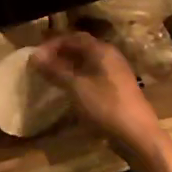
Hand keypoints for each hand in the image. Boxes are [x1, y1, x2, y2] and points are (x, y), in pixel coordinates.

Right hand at [31, 34, 165, 156]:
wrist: (137, 133)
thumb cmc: (105, 106)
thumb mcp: (76, 87)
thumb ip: (55, 70)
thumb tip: (34, 55)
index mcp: (102, 50)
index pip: (73, 37)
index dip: (53, 44)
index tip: (36, 56)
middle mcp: (110, 56)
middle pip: (81, 48)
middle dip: (59, 54)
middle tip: (40, 66)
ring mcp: (115, 72)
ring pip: (87, 62)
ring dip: (68, 67)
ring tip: (50, 77)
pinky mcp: (117, 87)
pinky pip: (93, 75)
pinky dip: (78, 77)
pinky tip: (68, 89)